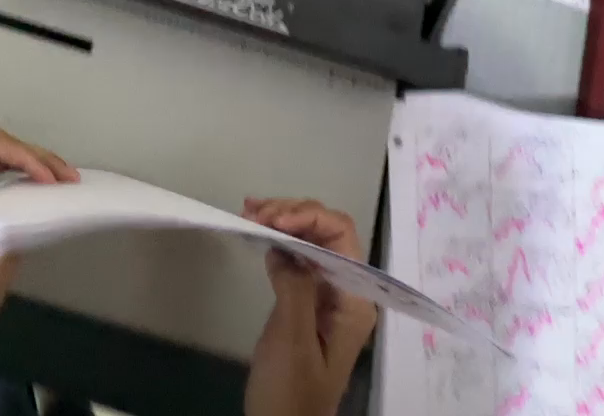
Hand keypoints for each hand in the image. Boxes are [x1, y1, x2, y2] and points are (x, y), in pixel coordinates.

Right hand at [241, 198, 379, 415]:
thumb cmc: (290, 392)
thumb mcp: (292, 340)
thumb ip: (294, 287)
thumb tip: (282, 246)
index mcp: (354, 299)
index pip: (342, 235)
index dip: (309, 217)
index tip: (273, 221)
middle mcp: (346, 289)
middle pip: (326, 230)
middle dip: (292, 213)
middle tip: (253, 213)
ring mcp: (326, 292)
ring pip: (310, 237)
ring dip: (281, 218)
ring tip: (249, 211)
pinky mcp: (306, 296)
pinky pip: (297, 253)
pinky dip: (276, 235)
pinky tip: (255, 225)